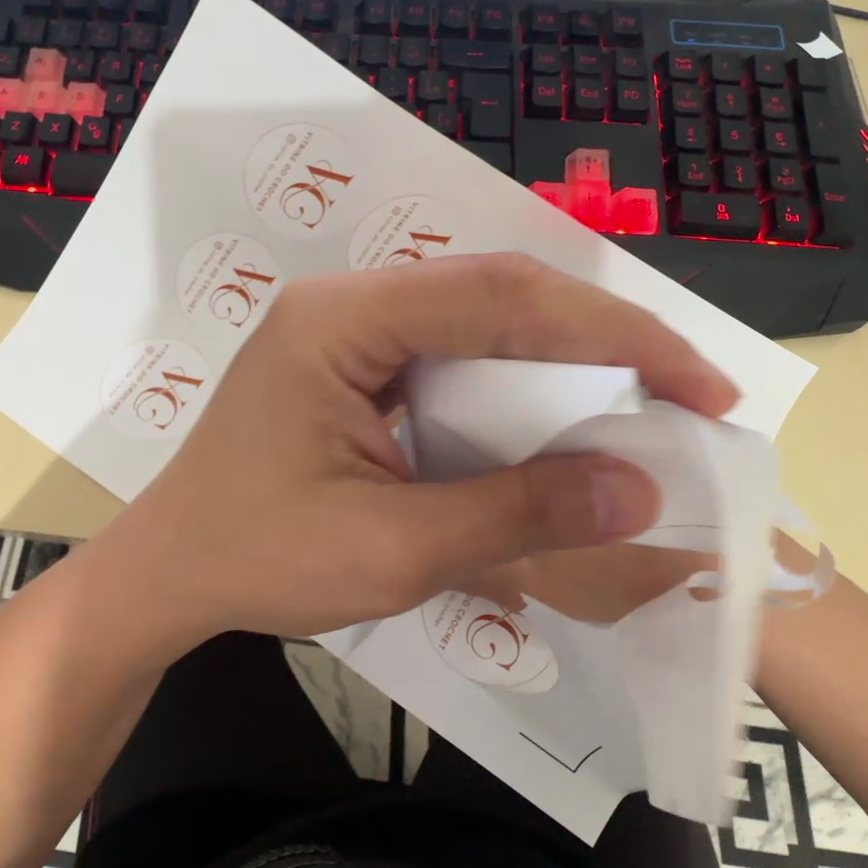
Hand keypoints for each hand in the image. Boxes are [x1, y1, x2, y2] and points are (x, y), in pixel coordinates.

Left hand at [90, 253, 740, 643]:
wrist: (169, 571)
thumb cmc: (258, 558)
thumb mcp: (393, 547)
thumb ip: (517, 513)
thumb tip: (639, 488)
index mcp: (340, 320)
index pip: (498, 297)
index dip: (612, 333)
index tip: (698, 387)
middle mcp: (342, 303)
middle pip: (491, 295)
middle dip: (596, 340)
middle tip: (684, 397)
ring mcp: (341, 330)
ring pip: (474, 320)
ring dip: (558, 360)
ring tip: (639, 406)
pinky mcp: (346, 364)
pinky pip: (446, 355)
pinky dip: (510, 386)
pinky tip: (554, 420)